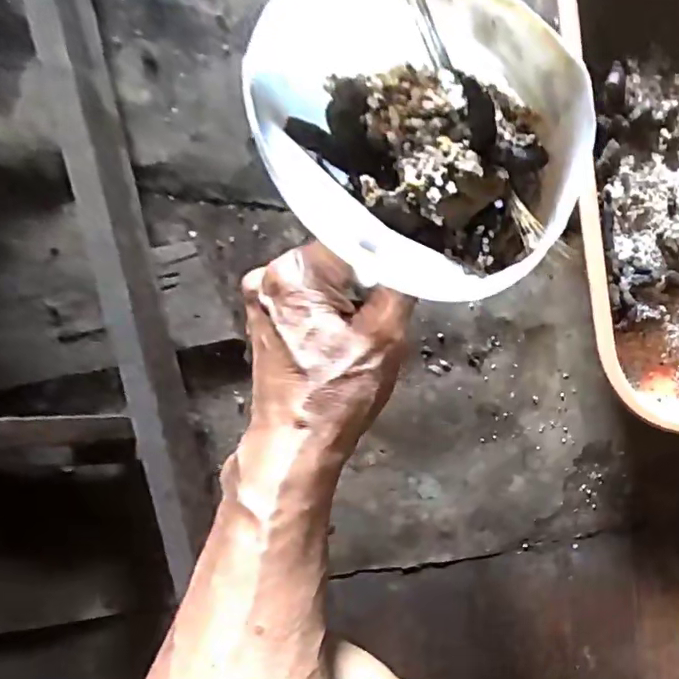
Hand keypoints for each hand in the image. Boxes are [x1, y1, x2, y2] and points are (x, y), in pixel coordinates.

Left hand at [239, 243, 414, 454]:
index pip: (356, 240)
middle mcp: (269, 276)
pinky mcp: (271, 318)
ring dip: (354, 305)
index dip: (388, 262)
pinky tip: (344, 347)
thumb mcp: (386, 338)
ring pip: (330, 283)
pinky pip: (315, 302)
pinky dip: (336, 318)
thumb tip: (412, 258)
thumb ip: (400, 288)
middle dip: (369, 288)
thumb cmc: (334, 398)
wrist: (299, 438)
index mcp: (294, 272)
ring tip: (361, 342)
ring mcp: (266, 298)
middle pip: (341, 261)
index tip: (405, 283)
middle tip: (380, 327)